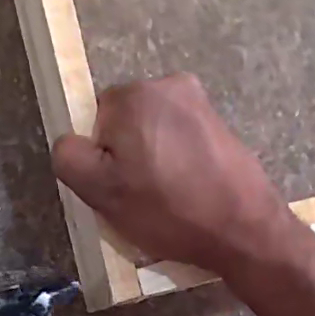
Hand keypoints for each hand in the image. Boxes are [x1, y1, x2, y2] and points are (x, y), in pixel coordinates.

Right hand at [51, 73, 314, 278]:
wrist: (244, 230)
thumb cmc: (168, 211)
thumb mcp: (102, 192)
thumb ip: (70, 157)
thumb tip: (72, 141)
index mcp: (135, 93)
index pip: (98, 121)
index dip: (103, 159)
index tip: (121, 188)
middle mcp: (171, 85)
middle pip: (128, 125)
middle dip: (130, 157)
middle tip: (144, 197)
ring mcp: (202, 105)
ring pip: (156, 135)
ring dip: (156, 163)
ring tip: (171, 199)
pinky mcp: (224, 127)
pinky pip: (184, 144)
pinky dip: (181, 166)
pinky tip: (191, 193)